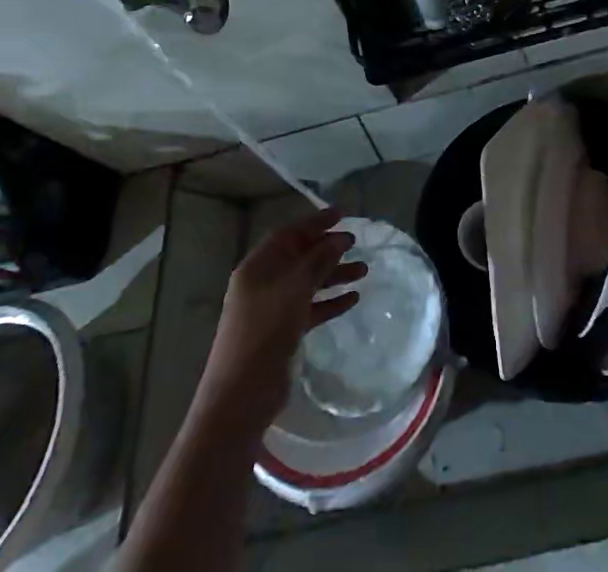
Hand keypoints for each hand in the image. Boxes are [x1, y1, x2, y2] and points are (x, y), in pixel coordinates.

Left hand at [198, 210, 367, 432]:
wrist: (243, 393)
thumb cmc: (265, 331)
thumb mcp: (294, 289)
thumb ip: (318, 261)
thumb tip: (340, 238)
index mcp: (257, 266)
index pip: (288, 234)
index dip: (315, 222)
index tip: (342, 214)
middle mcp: (263, 283)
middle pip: (299, 257)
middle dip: (327, 248)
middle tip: (356, 243)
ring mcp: (272, 308)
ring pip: (307, 283)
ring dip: (334, 275)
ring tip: (364, 272)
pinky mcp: (283, 332)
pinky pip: (310, 308)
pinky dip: (330, 302)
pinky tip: (353, 299)